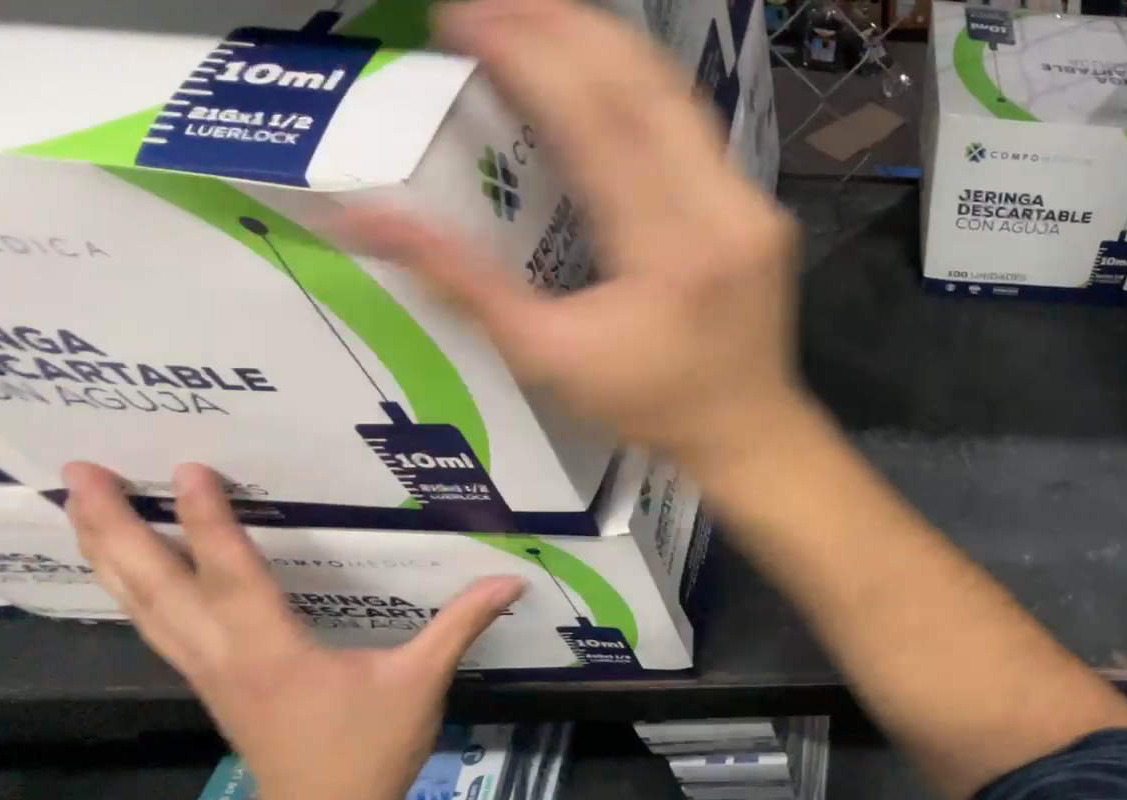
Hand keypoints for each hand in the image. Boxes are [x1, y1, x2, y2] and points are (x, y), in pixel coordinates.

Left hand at [62, 462, 523, 799]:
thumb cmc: (373, 746)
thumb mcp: (423, 681)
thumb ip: (461, 624)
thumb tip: (512, 580)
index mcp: (271, 652)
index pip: (231, 573)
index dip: (210, 520)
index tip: (188, 469)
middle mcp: (221, 656)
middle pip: (150, 584)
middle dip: (110, 526)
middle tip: (75, 471)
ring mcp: (206, 673)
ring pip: (138, 606)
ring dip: (106, 554)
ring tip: (81, 506)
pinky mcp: (210, 685)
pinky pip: (154, 627)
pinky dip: (131, 590)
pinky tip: (131, 576)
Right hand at [340, 0, 805, 470]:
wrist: (752, 429)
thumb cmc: (654, 405)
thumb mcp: (551, 359)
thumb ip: (464, 283)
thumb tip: (360, 217)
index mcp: (671, 254)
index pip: (598, 123)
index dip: (529, 55)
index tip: (461, 20)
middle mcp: (724, 216)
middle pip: (645, 87)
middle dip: (564, 26)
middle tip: (492, 4)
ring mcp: (755, 209)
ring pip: (680, 98)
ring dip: (607, 48)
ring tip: (537, 21)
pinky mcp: (765, 212)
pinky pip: (699, 130)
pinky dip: (643, 93)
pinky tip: (600, 81)